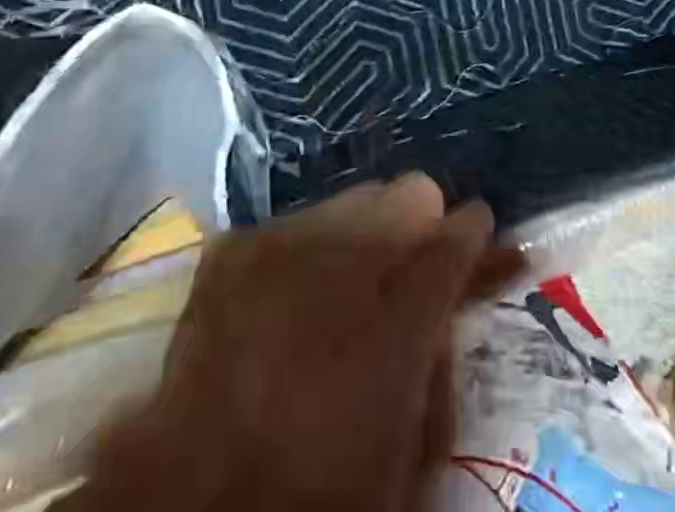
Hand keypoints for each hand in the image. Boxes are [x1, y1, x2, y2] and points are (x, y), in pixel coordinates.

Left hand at [73, 173, 521, 511]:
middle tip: (412, 267)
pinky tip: (297, 292)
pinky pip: (295, 222)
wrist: (195, 501)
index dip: (474, 232)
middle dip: (421, 224)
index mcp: (397, 321)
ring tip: (351, 282)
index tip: (479, 234)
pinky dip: (310, 247)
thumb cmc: (319, 489)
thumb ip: (443, 362)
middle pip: (407, 193)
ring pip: (353, 198)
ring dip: (366, 232)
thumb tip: (451, 304)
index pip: (454, 239)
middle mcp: (341, 263)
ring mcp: (279, 247)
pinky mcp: (232, 250)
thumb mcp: (413, 451)